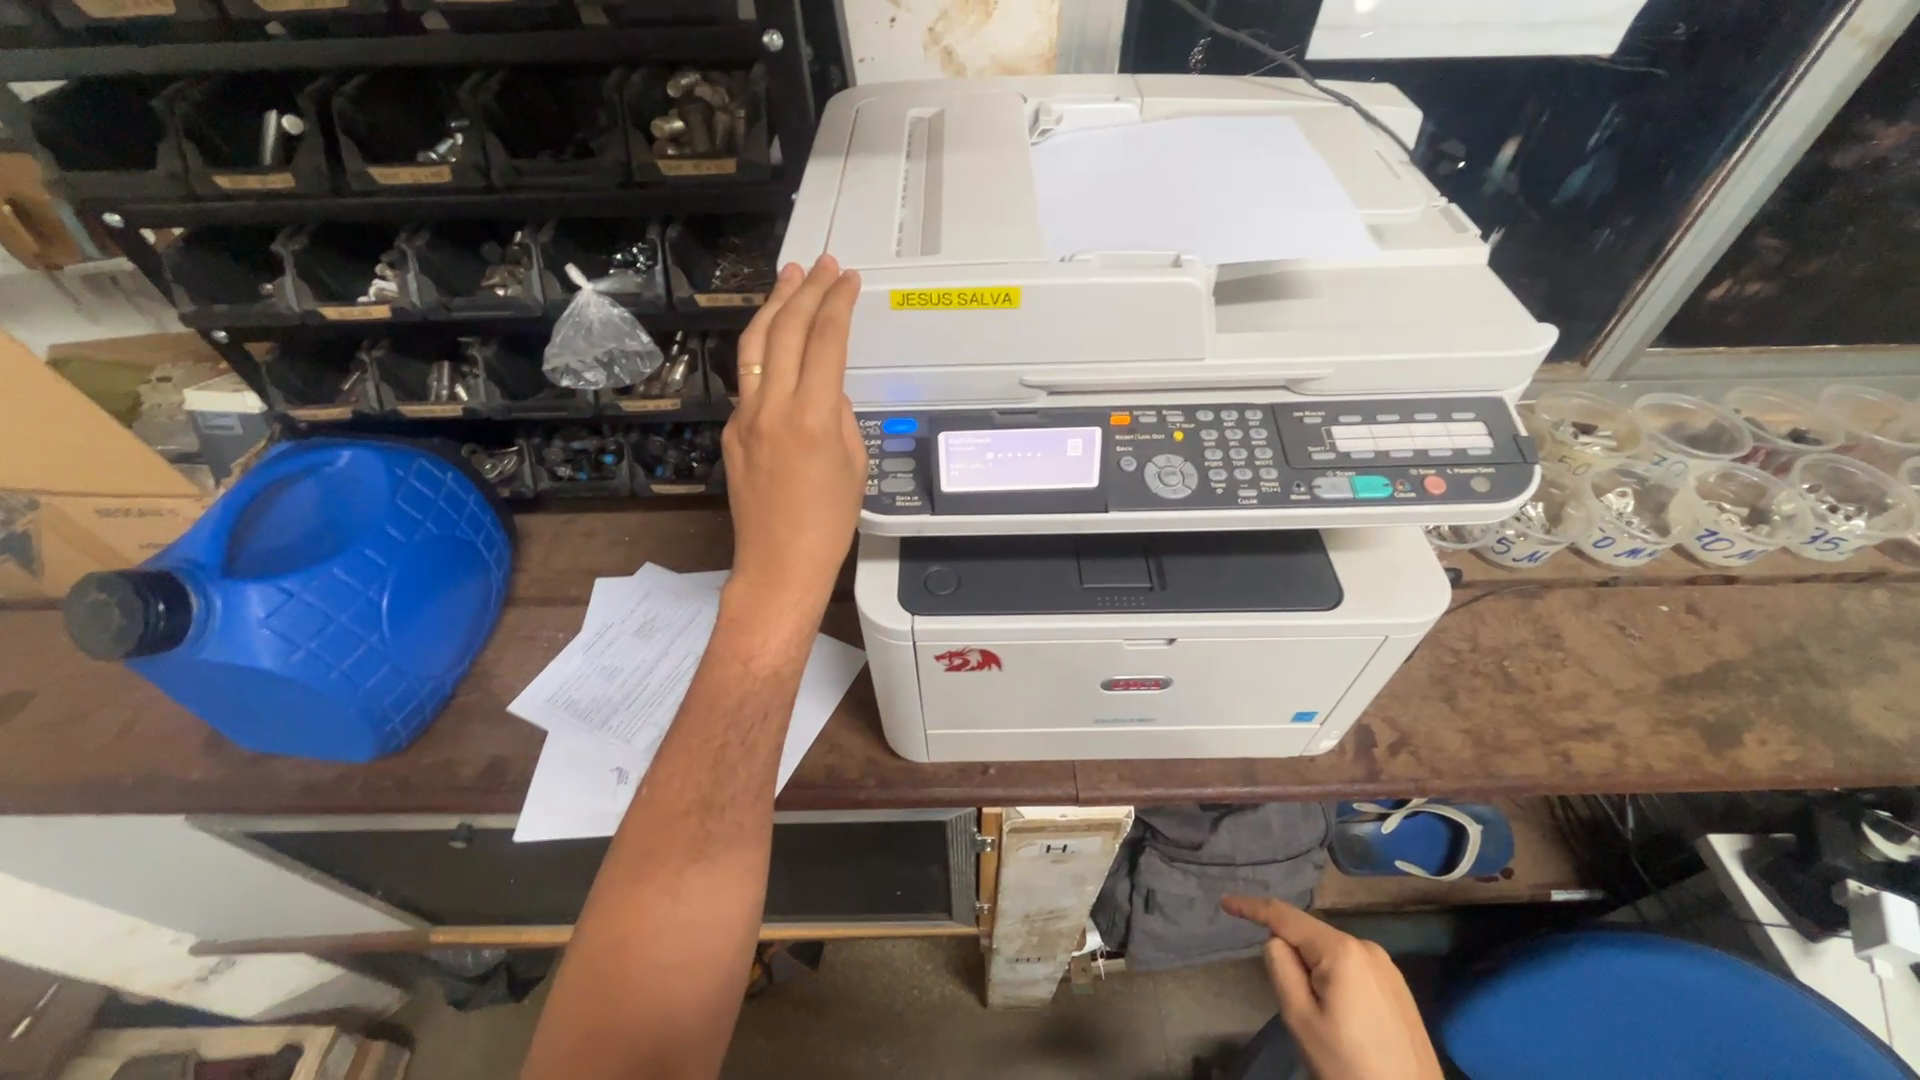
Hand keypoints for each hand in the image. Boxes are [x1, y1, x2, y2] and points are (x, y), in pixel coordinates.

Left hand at [722, 256, 866, 616]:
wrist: (778, 564)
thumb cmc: (828, 524)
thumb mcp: (853, 464)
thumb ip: (839, 415)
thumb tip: (825, 387)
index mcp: (812, 417)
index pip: (825, 341)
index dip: (838, 304)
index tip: (849, 280)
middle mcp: (773, 408)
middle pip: (786, 331)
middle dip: (807, 291)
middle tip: (823, 266)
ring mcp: (745, 417)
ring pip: (754, 346)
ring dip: (773, 306)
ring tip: (790, 278)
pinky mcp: (731, 432)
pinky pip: (747, 380)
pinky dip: (763, 350)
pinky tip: (775, 339)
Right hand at [1222, 895, 1442, 1079]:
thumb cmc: (1349, 1067)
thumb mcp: (1300, 1019)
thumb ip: (1280, 968)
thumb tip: (1277, 941)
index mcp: (1341, 950)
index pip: (1285, 917)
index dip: (1252, 907)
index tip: (1224, 903)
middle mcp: (1366, 947)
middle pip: (1309, 937)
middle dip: (1292, 958)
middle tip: (1296, 1010)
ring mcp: (1386, 967)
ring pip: (1330, 954)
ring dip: (1313, 972)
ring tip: (1323, 1023)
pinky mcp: (1397, 987)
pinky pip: (1351, 969)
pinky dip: (1334, 981)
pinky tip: (1344, 1020)